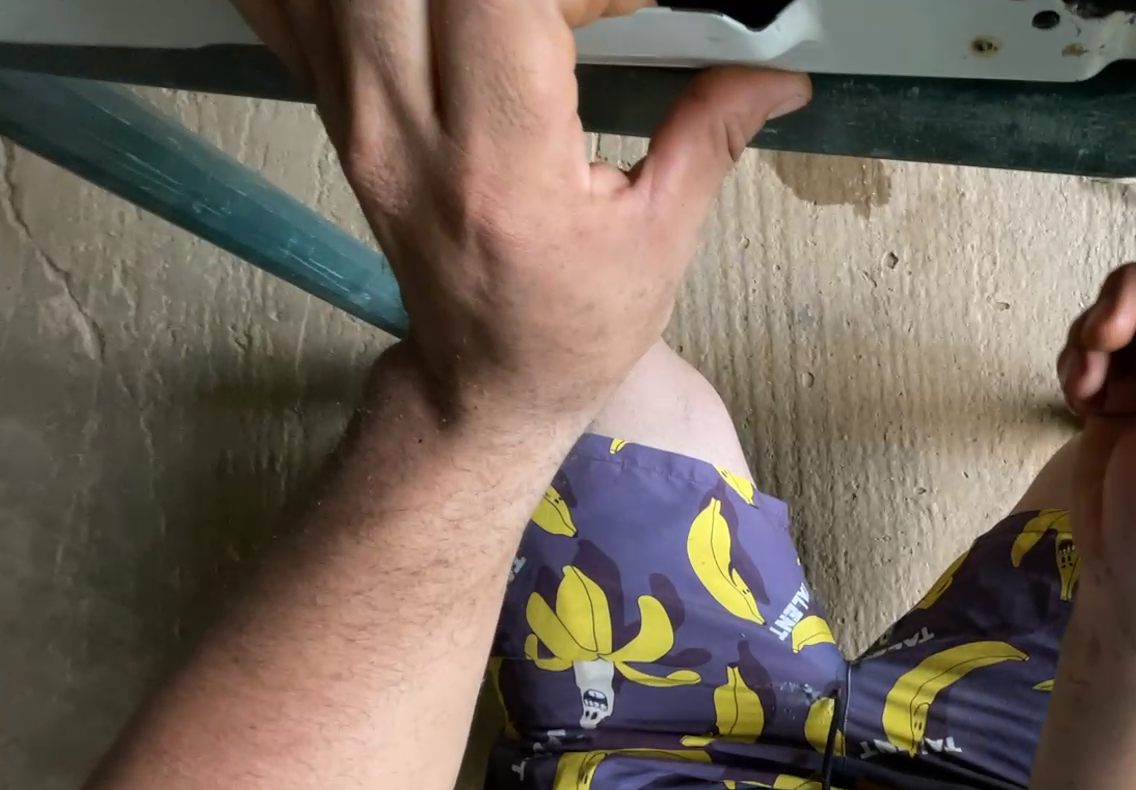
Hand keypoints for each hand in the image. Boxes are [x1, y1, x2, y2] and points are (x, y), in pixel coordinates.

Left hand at [230, 0, 809, 420]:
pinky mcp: (328, 105)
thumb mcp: (664, 241)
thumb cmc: (585, 325)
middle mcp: (406, 126)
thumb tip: (779, 74)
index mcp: (507, 169)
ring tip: (529, 17)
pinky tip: (435, 12)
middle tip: (592, 8)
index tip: (641, 5)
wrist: (492, 378)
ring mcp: (351, 111)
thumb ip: (710, 137)